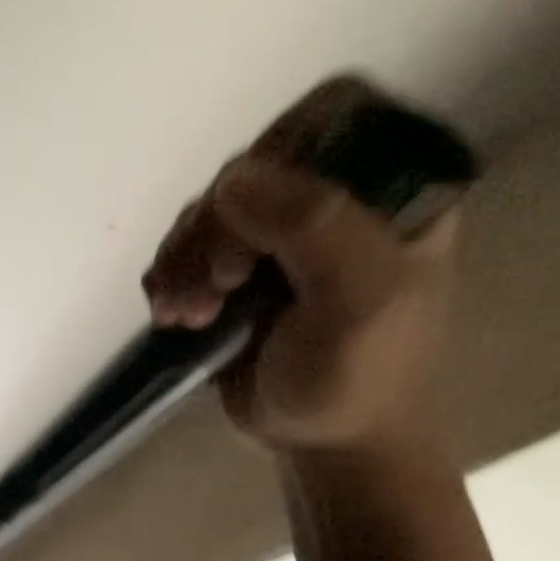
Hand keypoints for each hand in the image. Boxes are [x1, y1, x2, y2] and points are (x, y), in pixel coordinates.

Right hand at [139, 78, 457, 451]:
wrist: (322, 445)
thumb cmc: (357, 378)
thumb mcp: (359, 303)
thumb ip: (314, 228)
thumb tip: (234, 181)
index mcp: (392, 191)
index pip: (333, 115)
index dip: (281, 151)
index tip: (255, 216)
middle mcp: (333, 200)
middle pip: (251, 164)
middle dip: (218, 227)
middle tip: (217, 284)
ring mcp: (277, 235)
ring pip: (207, 208)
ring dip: (183, 258)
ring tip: (189, 313)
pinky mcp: (231, 266)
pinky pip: (182, 243)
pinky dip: (168, 277)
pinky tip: (175, 315)